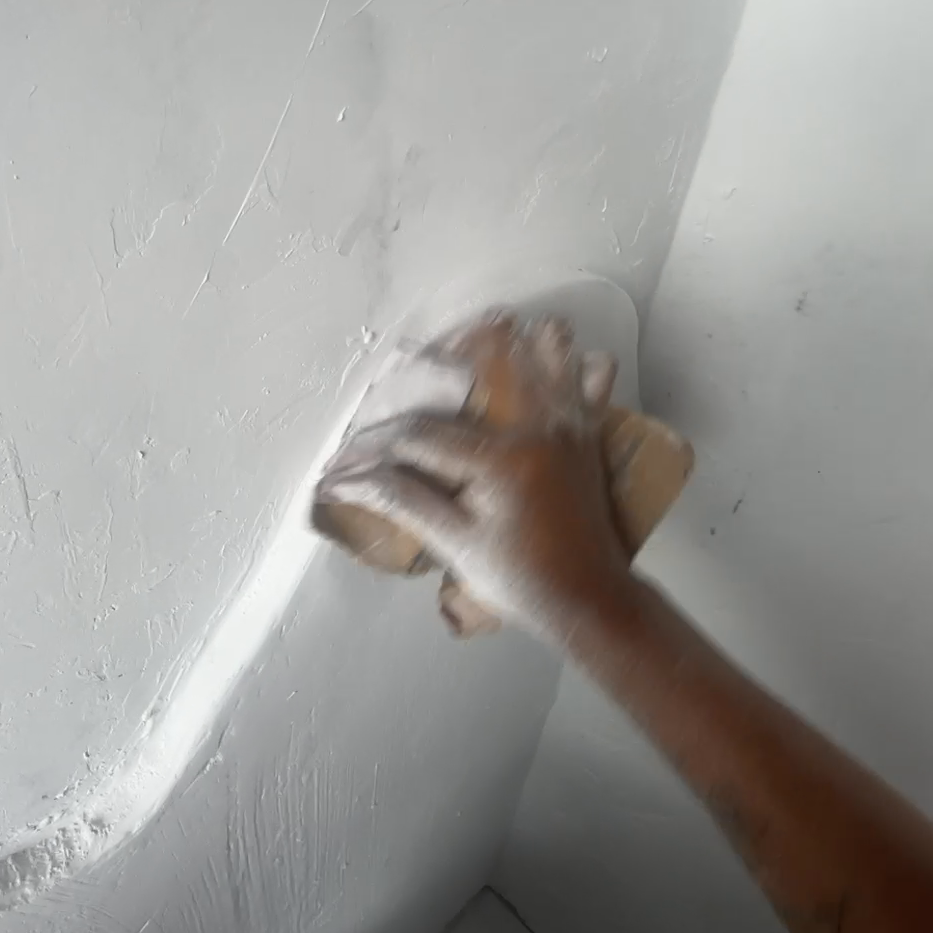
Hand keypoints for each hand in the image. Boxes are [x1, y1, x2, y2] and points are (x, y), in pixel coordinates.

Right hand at [316, 312, 638, 635]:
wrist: (590, 602)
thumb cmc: (520, 579)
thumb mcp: (454, 543)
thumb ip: (404, 501)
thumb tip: (348, 482)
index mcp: (498, 460)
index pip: (419, 436)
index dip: (371, 447)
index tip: (339, 464)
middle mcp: (536, 432)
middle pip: (489, 369)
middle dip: (448, 354)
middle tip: (414, 355)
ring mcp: (568, 430)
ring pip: (551, 361)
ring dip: (522, 344)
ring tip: (496, 330)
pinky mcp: (587, 440)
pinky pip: (593, 387)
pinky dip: (581, 370)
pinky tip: (570, 359)